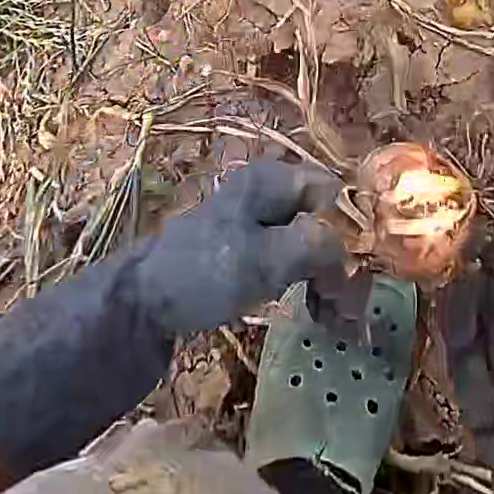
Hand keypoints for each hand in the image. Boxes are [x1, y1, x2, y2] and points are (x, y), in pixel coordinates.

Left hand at [0, 158, 347, 476]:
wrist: (136, 308)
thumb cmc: (203, 271)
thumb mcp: (266, 257)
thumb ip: (319, 246)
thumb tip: (356, 254)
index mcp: (275, 179)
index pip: (333, 192)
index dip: (349, 228)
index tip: (355, 270)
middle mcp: (272, 192)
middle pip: (326, 218)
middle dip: (342, 259)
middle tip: (349, 304)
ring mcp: (261, 221)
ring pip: (314, 240)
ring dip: (329, 275)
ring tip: (335, 315)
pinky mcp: (252, 248)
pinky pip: (295, 257)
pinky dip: (310, 280)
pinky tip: (317, 308)